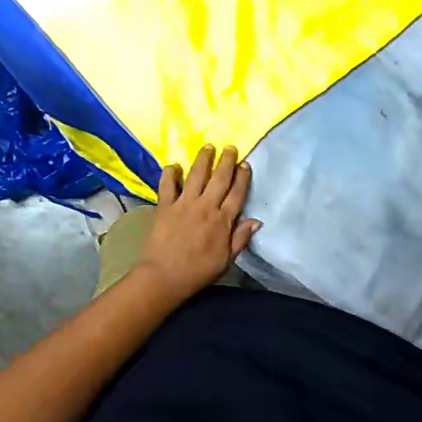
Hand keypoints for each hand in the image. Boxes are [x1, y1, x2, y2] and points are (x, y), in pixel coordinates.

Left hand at [132, 145, 260, 303]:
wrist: (165, 275)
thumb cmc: (198, 271)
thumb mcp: (226, 260)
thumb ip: (240, 238)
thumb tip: (256, 220)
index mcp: (222, 221)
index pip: (236, 193)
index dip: (242, 177)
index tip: (245, 164)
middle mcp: (205, 206)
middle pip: (219, 179)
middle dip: (226, 161)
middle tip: (230, 147)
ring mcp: (184, 204)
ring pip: (196, 175)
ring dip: (203, 159)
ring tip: (208, 146)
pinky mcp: (165, 206)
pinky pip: (167, 185)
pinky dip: (169, 173)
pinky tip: (173, 165)